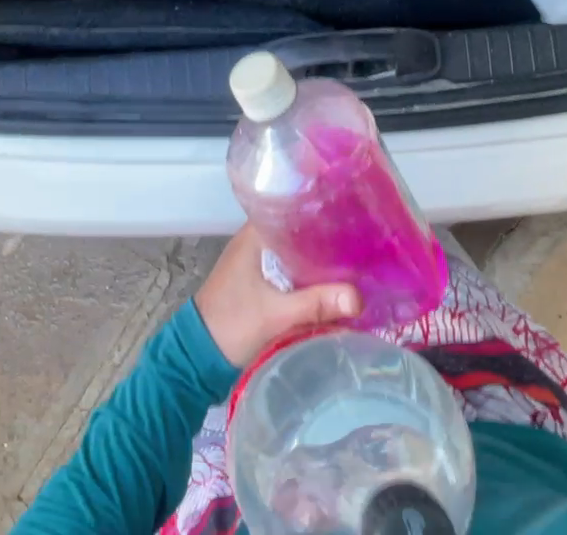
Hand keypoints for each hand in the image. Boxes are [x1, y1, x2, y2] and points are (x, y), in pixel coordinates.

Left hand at [194, 228, 361, 365]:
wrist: (198, 356)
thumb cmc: (231, 323)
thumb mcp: (275, 314)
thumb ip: (315, 303)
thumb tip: (359, 297)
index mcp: (256, 234)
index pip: (297, 209)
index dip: (327, 212)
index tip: (357, 216)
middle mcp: (260, 240)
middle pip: (304, 232)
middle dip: (333, 240)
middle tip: (368, 242)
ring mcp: (262, 262)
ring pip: (303, 254)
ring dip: (326, 261)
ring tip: (362, 261)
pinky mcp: (266, 283)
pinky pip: (298, 272)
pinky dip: (316, 277)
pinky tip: (340, 284)